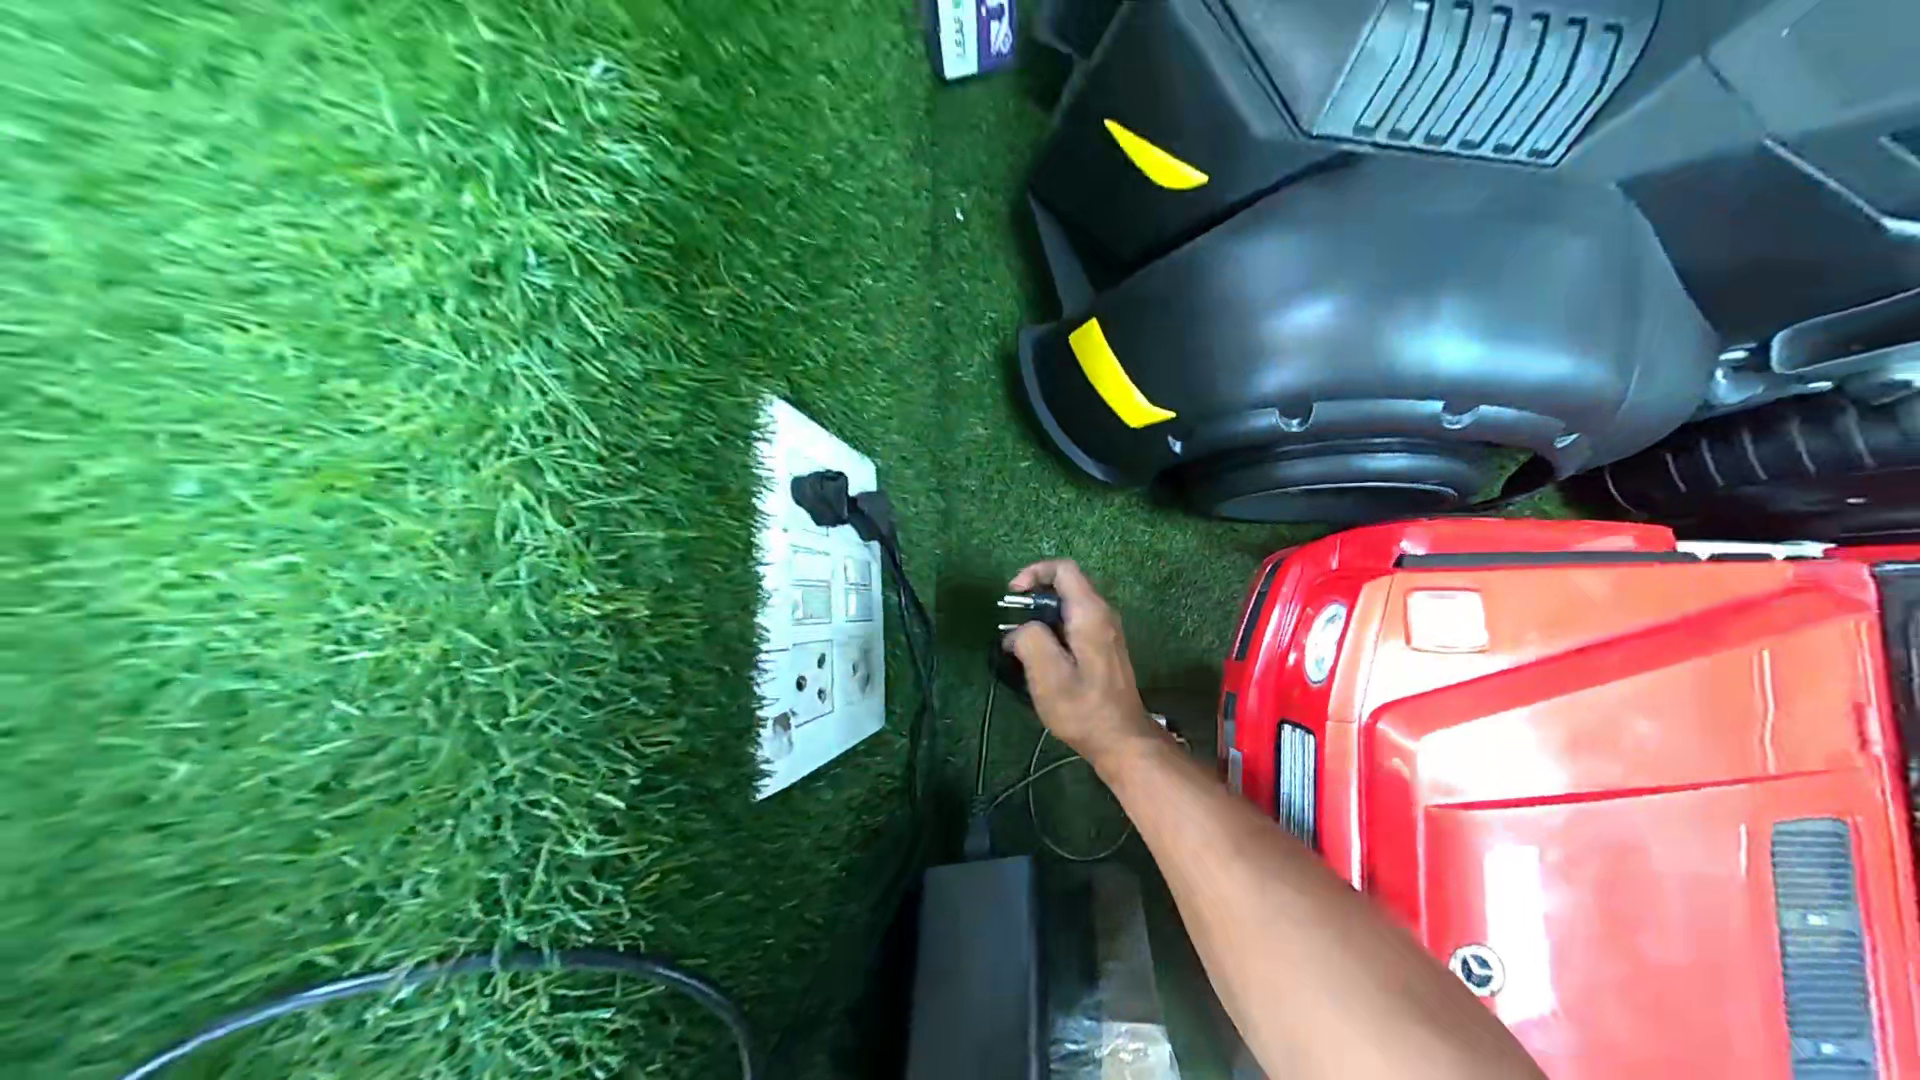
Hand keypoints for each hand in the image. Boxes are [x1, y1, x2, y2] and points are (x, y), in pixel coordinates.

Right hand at [1003, 560, 1163, 769]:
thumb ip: (1030, 640)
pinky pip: (1075, 623)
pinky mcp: (1103, 647)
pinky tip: (1040, 656)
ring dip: (1041, 615)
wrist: (1122, 740)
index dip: (1034, 573)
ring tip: (1020, 641)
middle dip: (1034, 596)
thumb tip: (1019, 631)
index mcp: (1090, 613)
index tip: (1012, 595)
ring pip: (1069, 605)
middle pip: (1066, 584)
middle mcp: (1102, 614)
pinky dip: (1053, 629)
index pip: (1063, 569)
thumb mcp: (1048, 675)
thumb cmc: (1084, 708)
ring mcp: (1106, 630)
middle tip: (1012, 622)